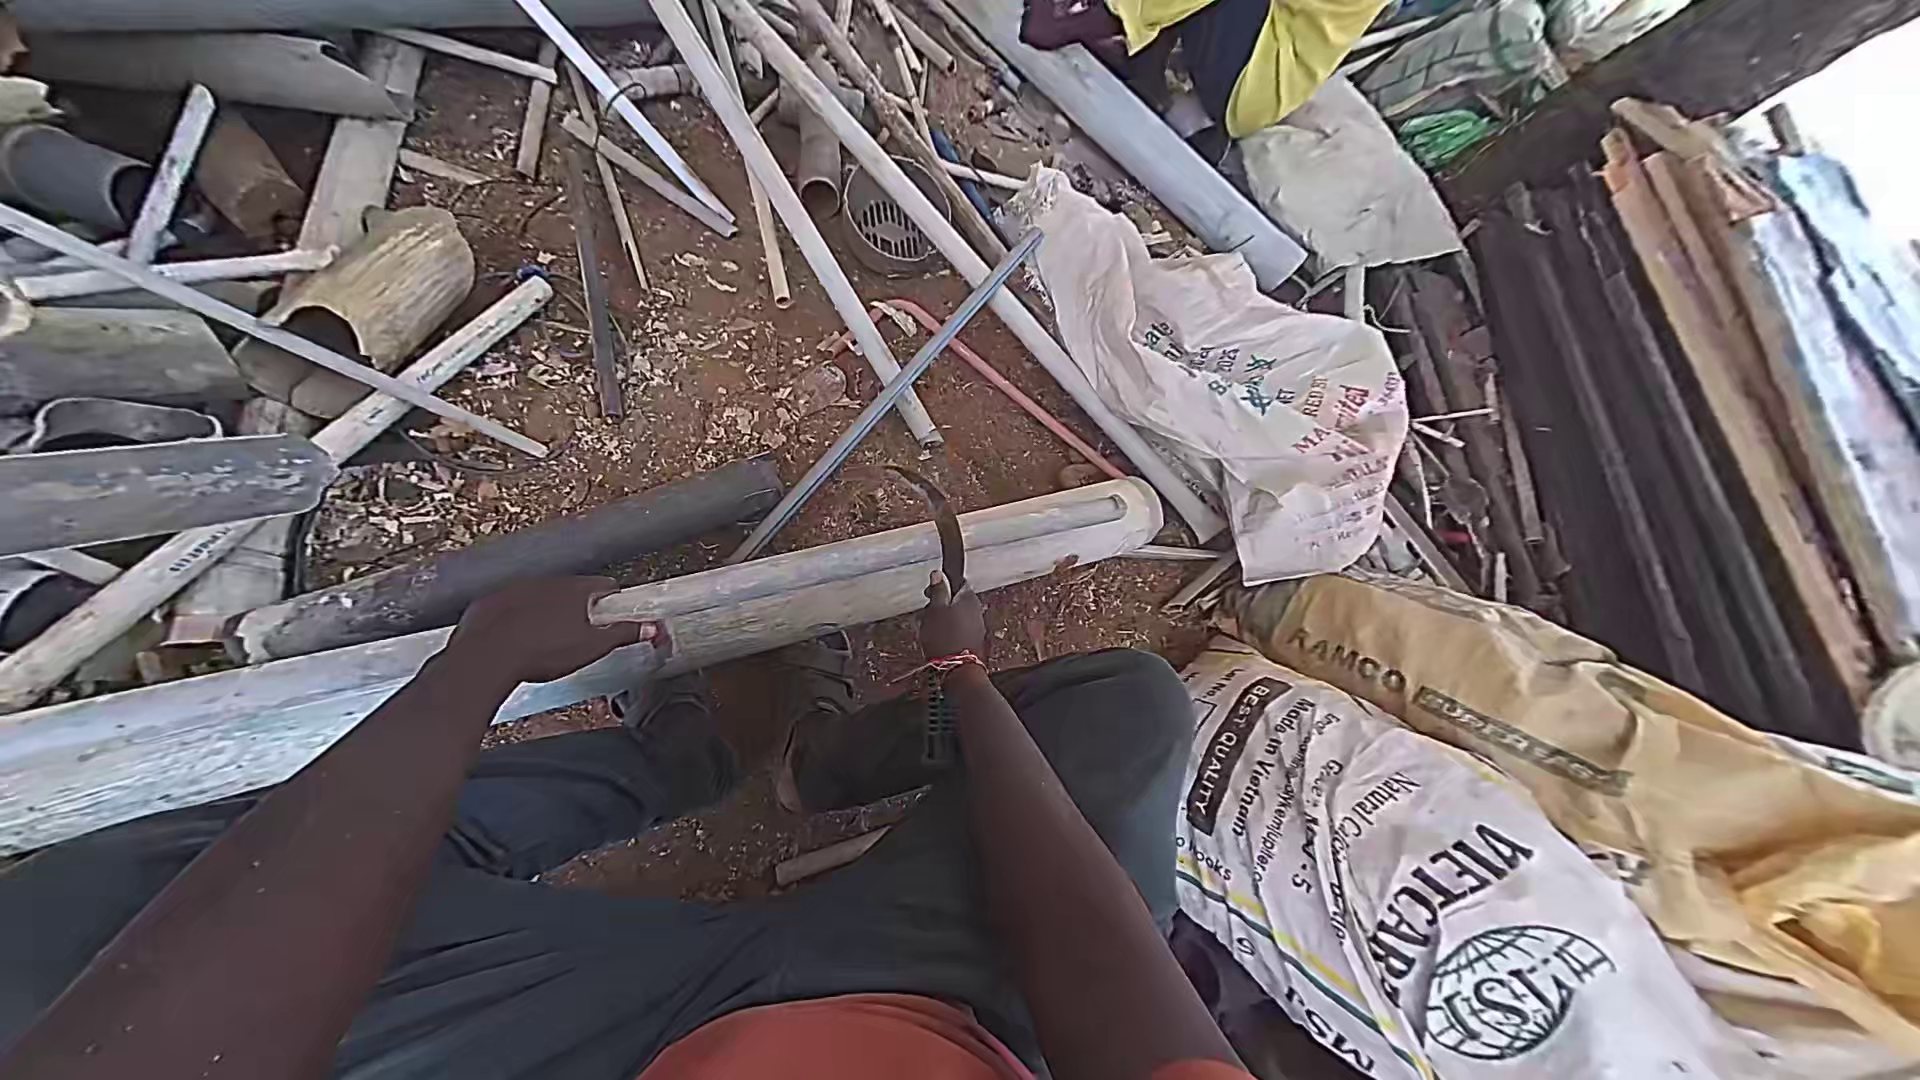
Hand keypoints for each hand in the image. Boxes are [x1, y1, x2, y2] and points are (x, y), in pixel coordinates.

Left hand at [444, 577, 661, 685]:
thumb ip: (624, 633)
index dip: (611, 601)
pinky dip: (513, 618)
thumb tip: (653, 628)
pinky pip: (507, 607)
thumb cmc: (541, 652)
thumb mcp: (593, 646)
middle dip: (576, 607)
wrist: (485, 661)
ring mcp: (513, 590)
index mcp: (575, 589)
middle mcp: (545, 582)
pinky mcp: (486, 604)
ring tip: (544, 640)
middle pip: (571, 590)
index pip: (605, 585)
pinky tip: (514, 639)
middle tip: (577, 633)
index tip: (609, 616)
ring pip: (538, 596)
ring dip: (544, 611)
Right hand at [920, 570, 985, 658]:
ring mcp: (975, 627)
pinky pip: (956, 631)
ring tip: (927, 631)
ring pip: (954, 617)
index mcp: (968, 599)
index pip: (957, 582)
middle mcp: (976, 611)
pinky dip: (945, 633)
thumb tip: (938, 574)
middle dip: (938, 606)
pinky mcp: (971, 642)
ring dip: (939, 621)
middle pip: (954, 601)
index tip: (929, 594)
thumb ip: (938, 591)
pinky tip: (935, 641)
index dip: (941, 586)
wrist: (958, 670)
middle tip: (925, 615)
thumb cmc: (945, 639)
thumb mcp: (935, 610)